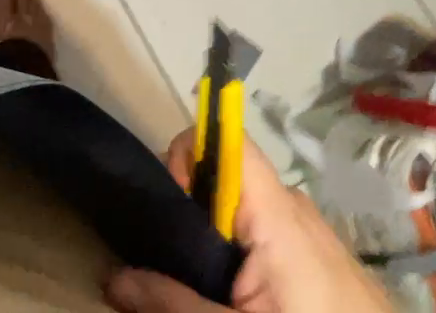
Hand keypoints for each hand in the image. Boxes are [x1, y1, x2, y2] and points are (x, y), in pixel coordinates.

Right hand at [107, 130, 392, 312]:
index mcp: (278, 214)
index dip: (187, 153)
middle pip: (226, 177)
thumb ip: (172, 301)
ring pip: (246, 210)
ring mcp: (313, 233)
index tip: (168, 201)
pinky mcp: (323, 258)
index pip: (225, 138)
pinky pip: (269, 233)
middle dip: (191, 209)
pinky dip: (244, 254)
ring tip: (209, 289)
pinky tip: (242, 298)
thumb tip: (111, 276)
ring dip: (216, 237)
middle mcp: (296, 208)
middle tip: (175, 262)